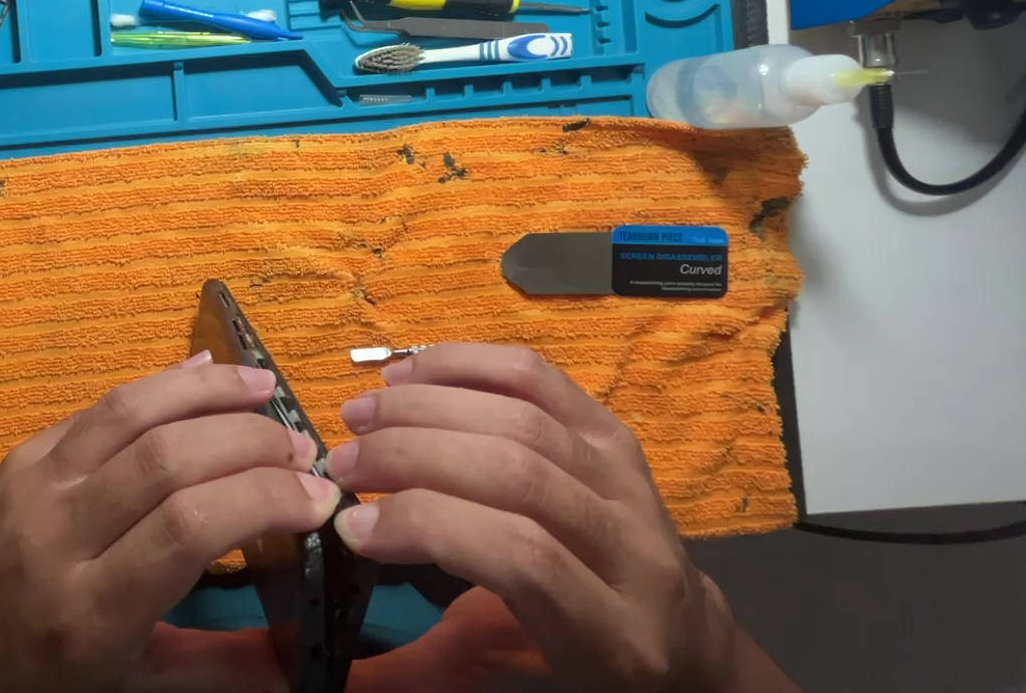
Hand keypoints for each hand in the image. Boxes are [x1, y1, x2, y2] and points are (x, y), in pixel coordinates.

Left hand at [0, 352, 343, 692]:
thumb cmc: (36, 683)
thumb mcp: (131, 687)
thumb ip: (221, 668)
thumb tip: (306, 656)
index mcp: (87, 612)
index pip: (188, 526)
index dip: (264, 498)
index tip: (317, 496)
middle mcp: (56, 534)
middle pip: (165, 458)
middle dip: (247, 439)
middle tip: (299, 444)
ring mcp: (31, 482)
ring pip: (128, 411)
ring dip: (204, 391)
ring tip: (260, 386)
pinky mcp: (20, 453)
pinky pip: (98, 406)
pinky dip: (158, 385)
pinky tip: (199, 374)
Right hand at [325, 343, 770, 692]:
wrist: (684, 638)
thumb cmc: (586, 662)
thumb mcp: (520, 672)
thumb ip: (433, 663)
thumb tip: (341, 648)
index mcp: (614, 631)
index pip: (518, 554)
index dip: (425, 525)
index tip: (352, 525)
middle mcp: (634, 545)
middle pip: (515, 470)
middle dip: (409, 454)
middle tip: (344, 460)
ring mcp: (626, 475)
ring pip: (519, 416)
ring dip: (423, 405)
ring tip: (361, 413)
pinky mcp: (611, 428)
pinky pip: (535, 376)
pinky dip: (463, 363)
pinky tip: (407, 374)